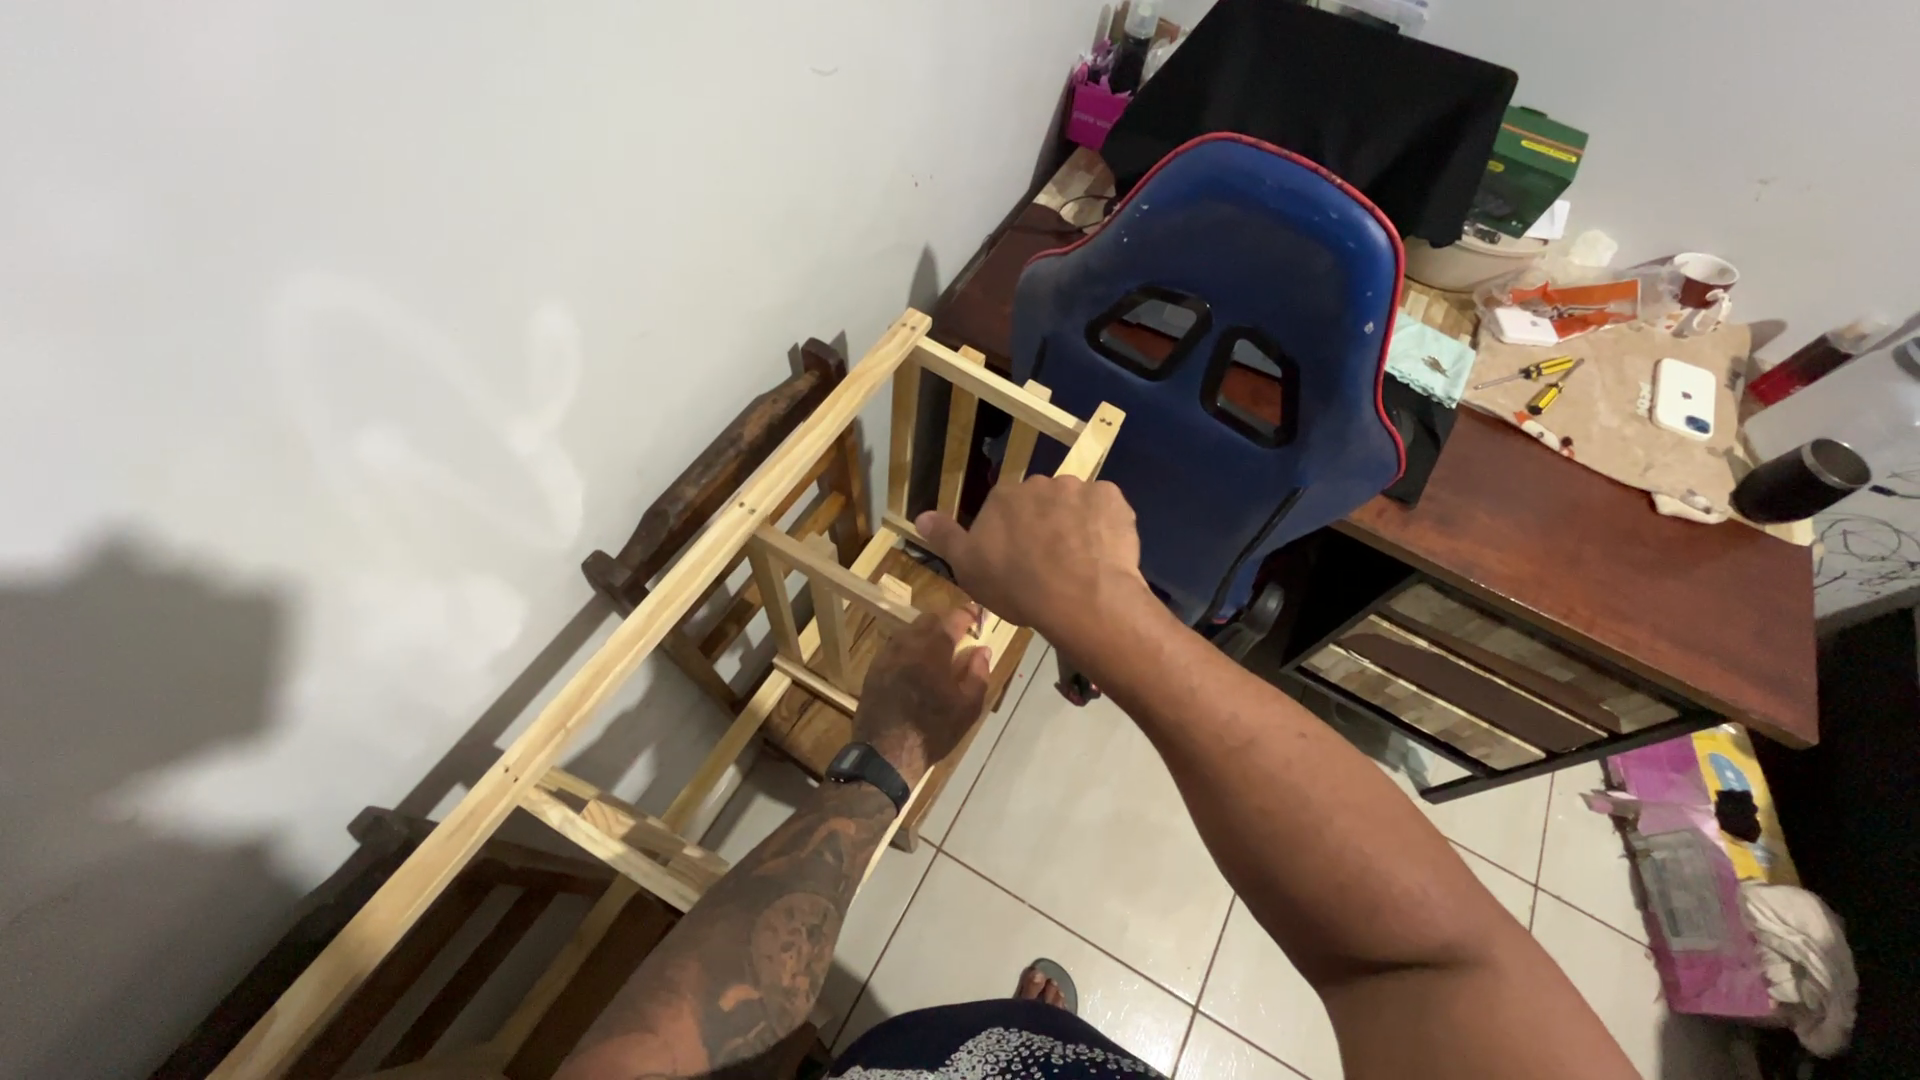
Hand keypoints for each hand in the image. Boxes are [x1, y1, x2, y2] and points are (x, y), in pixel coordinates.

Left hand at [852, 607, 991, 785]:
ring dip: (925, 636)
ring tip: (938, 653)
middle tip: (959, 637)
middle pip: (928, 620)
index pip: (953, 619)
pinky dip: (909, 649)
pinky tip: (916, 667)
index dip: (968, 614)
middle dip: (945, 623)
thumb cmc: (933, 730)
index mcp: (933, 649)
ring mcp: (886, 655)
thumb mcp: (967, 706)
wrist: (887, 754)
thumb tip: (981, 650)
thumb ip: (978, 673)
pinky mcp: (874, 669)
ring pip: (908, 632)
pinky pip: (895, 647)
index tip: (978, 615)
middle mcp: (907, 644)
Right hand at [914, 476, 1149, 641]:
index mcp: (1003, 497)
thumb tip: (920, 516)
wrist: (1079, 596)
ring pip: (1076, 506)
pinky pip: (1107, 510)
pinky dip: (1106, 527)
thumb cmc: (1017, 586)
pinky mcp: (1114, 500)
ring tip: (1080, 565)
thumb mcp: (968, 568)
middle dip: (1045, 526)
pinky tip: (1103, 555)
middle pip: (1042, 503)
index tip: (1019, 562)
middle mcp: (1040, 483)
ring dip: (1076, 526)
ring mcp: (1080, 488)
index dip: (1012, 536)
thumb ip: (945, 538)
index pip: (1005, 509)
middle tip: (1050, 565)